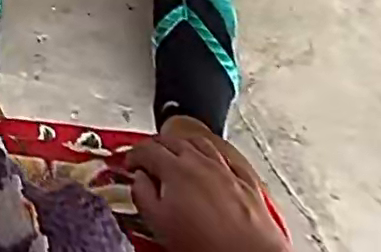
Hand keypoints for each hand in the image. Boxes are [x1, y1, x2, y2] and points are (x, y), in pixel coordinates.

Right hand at [126, 117, 288, 251]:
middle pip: (171, 141)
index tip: (130, 164)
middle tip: (148, 155)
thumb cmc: (209, 248)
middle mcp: (200, 163)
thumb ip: (142, 195)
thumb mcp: (160, 224)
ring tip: (178, 151)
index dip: (133, 155)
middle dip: (155, 145)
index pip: (146, 150)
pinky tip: (216, 161)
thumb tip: (138, 180)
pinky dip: (218, 157)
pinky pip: (232, 161)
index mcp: (174, 169)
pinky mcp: (250, 187)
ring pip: (202, 144)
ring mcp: (227, 173)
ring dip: (185, 144)